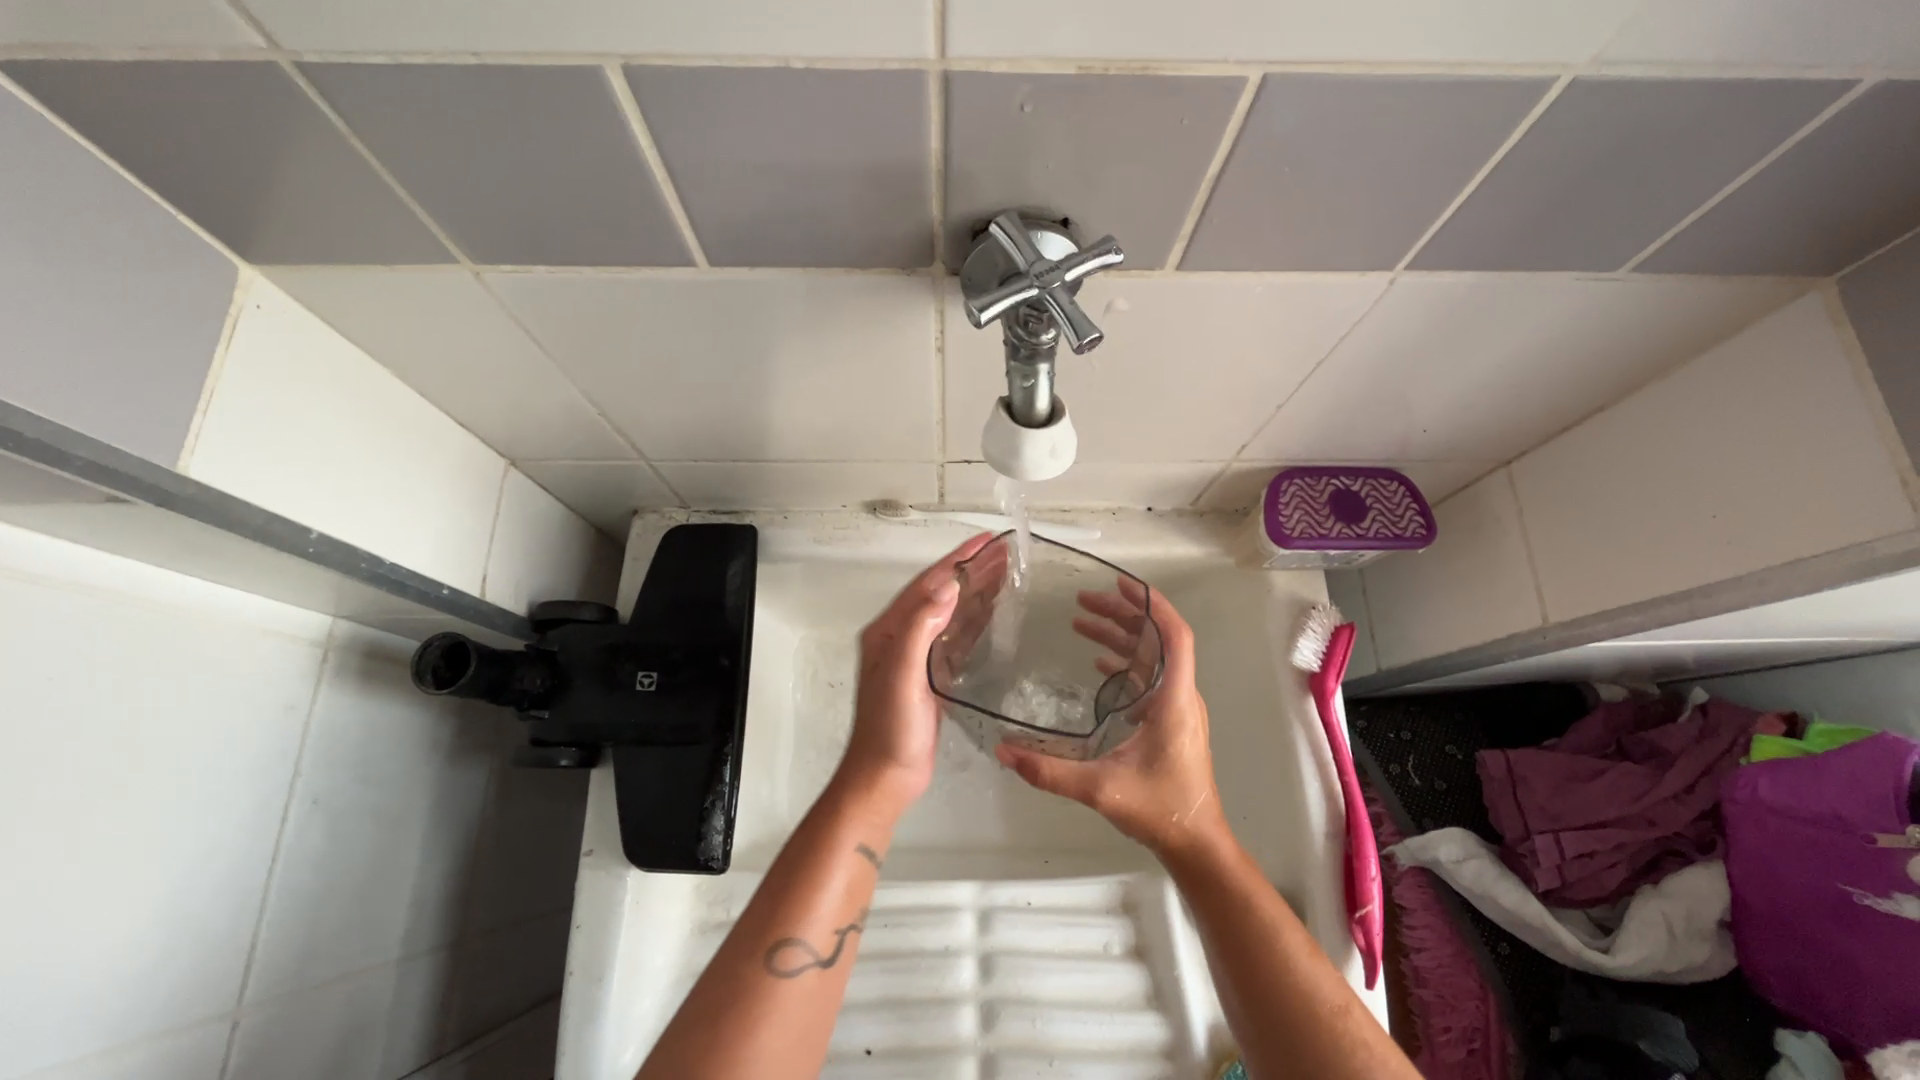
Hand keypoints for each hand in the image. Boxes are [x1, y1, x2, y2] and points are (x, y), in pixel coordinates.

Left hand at [836, 534, 993, 813]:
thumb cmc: (890, 730)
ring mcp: (917, 657)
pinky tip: (992, 610)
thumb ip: (920, 629)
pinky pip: (957, 638)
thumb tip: (946, 587)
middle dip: (970, 570)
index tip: (984, 541)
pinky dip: (975, 620)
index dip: (956, 561)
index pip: (927, 585)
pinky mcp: (933, 676)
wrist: (886, 776)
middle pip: (941, 594)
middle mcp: (901, 638)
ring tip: (1004, 571)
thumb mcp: (902, 676)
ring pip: (951, 614)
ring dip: (975, 592)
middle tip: (1002, 551)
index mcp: (889, 632)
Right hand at [995, 579, 1227, 857]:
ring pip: (1152, 657)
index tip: (1121, 584)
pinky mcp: (1170, 722)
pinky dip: (1124, 662)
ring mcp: (1178, 709)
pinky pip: (1149, 678)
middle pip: (1157, 640)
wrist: (1195, 842)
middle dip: (1123, 614)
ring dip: (1121, 636)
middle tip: (1082, 600)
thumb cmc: (1159, 809)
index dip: (1152, 605)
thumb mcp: (1100, 788)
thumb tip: (1004, 752)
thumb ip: (1050, 771)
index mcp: (1174, 699)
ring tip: (1081, 620)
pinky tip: (1097, 663)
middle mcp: (1180, 696)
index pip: (1174, 636)